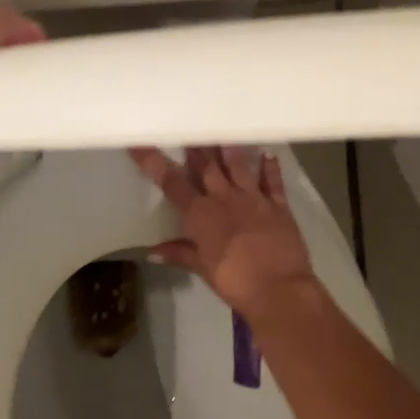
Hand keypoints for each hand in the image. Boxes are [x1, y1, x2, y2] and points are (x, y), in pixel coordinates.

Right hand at [128, 145, 317, 316]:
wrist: (279, 289)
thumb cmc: (234, 282)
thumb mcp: (203, 269)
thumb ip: (179, 254)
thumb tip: (152, 251)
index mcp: (201, 214)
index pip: (171, 182)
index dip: (153, 161)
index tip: (140, 142)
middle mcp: (225, 199)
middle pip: (207, 167)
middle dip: (196, 147)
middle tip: (190, 128)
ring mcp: (254, 199)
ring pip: (239, 167)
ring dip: (230, 149)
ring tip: (223, 132)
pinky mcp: (279, 207)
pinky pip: (273, 182)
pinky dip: (271, 168)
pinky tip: (269, 155)